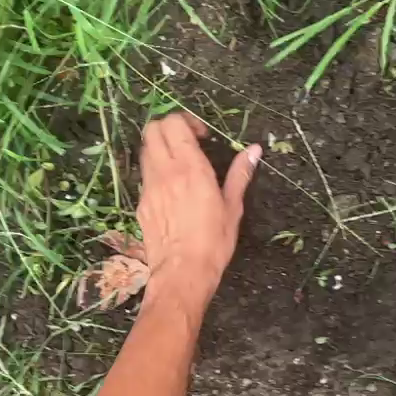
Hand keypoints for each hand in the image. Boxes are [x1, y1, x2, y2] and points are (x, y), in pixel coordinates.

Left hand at [135, 112, 260, 311]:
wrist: (182, 274)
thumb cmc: (212, 244)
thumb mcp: (232, 208)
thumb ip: (240, 175)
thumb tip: (254, 150)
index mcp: (190, 169)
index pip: (174, 124)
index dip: (187, 122)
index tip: (202, 136)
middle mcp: (165, 173)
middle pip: (153, 130)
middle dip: (169, 128)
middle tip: (187, 142)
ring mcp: (149, 189)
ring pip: (145, 151)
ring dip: (160, 148)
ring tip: (178, 164)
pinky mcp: (141, 205)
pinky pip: (144, 177)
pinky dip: (155, 172)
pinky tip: (170, 190)